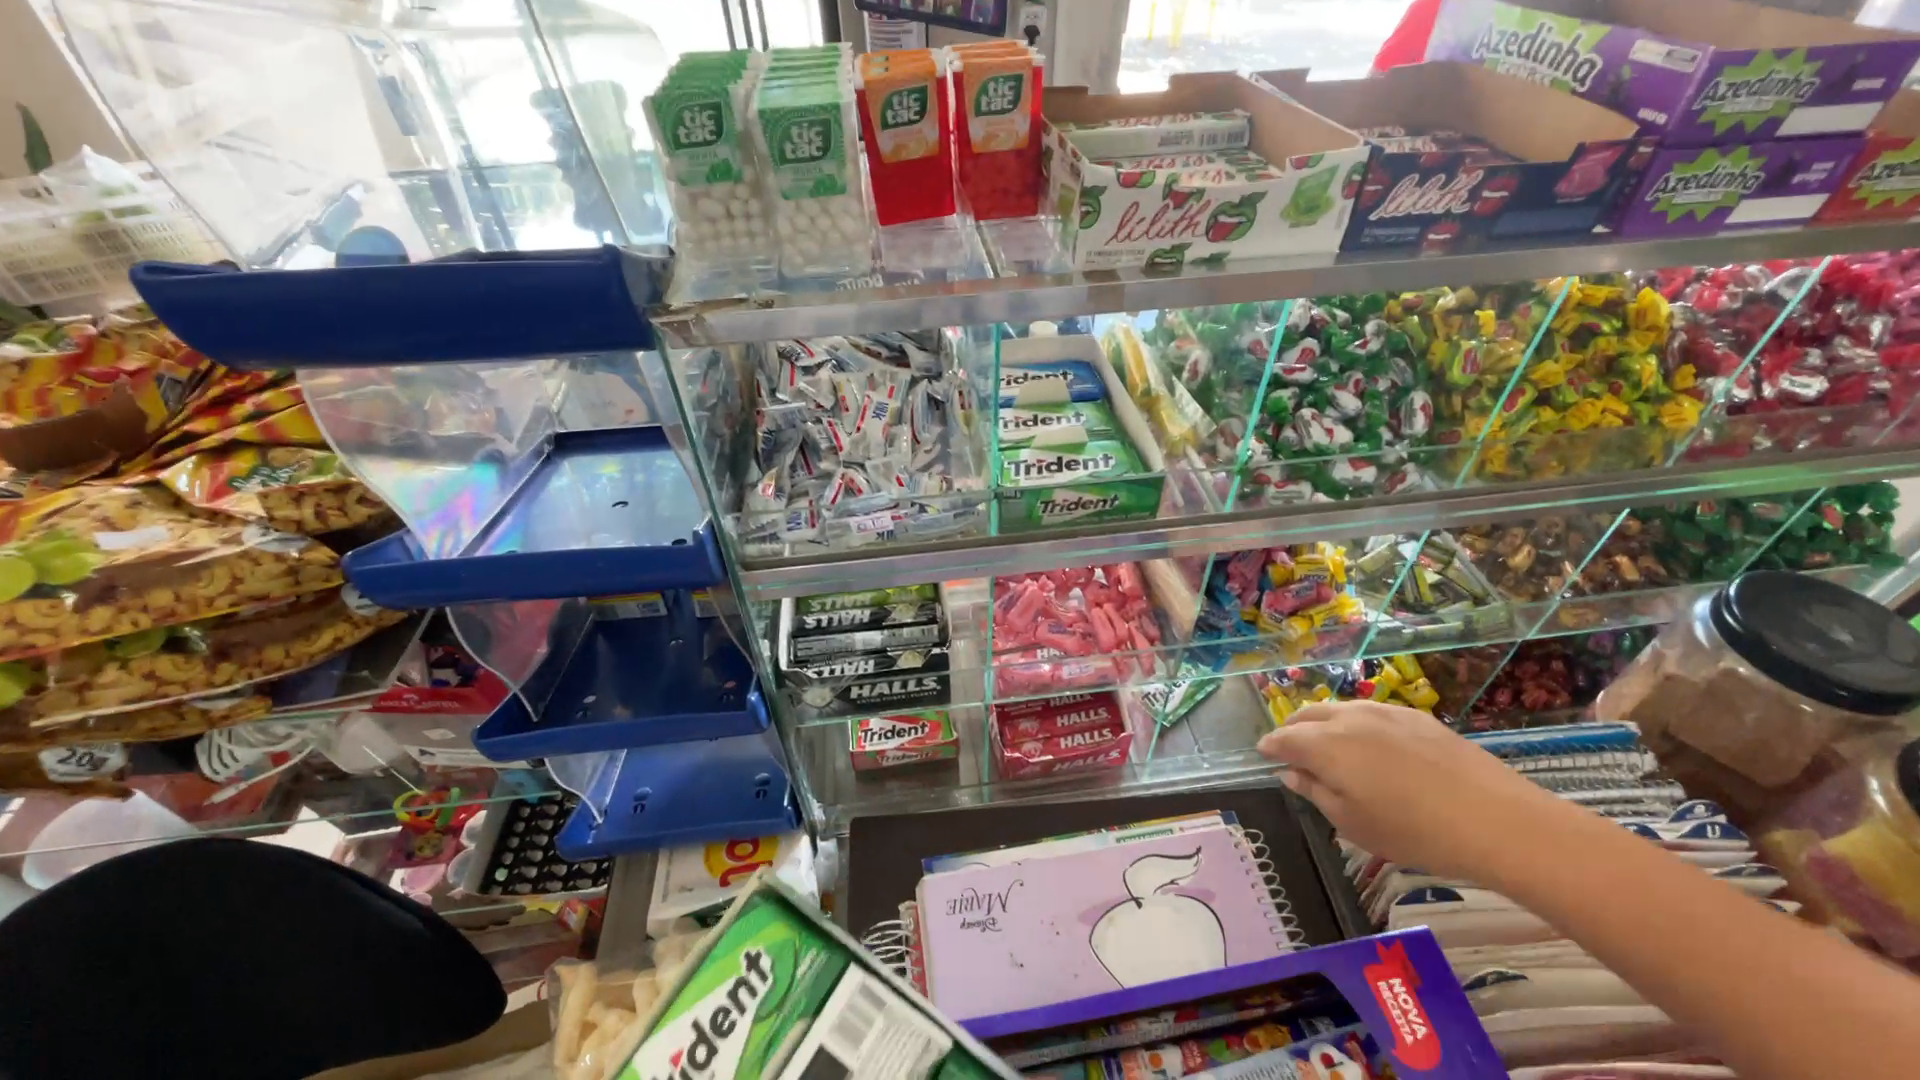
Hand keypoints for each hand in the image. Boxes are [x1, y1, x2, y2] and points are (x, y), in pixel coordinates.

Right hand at [1257, 701, 1587, 882]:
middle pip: (1309, 714)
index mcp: (1326, 744)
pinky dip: (1356, 723)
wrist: (1496, 820)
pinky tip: (1370, 746)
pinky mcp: (1419, 717)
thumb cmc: (1414, 831)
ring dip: (1324, 723)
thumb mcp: (1353, 823)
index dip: (1270, 746)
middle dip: (1293, 729)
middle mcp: (1350, 718)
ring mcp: (1387, 713)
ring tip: (1327, 745)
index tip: (1263, 755)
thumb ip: (1317, 792)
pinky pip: (1372, 713)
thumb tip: (1293, 773)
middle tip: (1290, 749)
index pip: (1284, 738)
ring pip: (1341, 708)